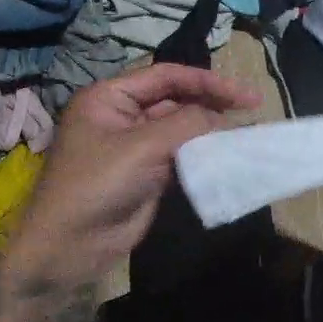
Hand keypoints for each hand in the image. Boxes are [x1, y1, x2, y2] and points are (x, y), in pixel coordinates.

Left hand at [7, 64, 259, 279]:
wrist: (70, 245)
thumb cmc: (98, 185)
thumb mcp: (144, 146)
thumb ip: (188, 123)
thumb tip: (223, 118)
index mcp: (109, 98)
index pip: (166, 76)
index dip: (207, 81)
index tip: (244, 95)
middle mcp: (123, 115)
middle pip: (177, 97)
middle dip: (213, 101)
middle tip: (252, 108)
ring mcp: (136, 144)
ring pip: (184, 125)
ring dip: (212, 127)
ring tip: (245, 132)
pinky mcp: (150, 170)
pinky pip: (184, 152)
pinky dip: (206, 150)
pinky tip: (228, 153)